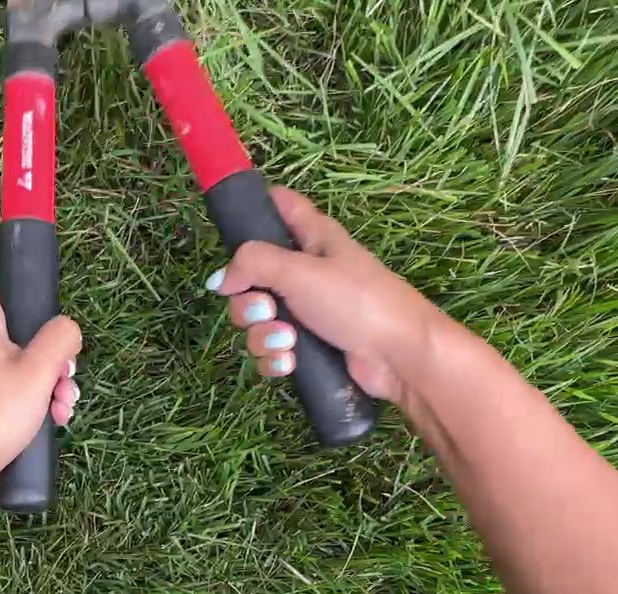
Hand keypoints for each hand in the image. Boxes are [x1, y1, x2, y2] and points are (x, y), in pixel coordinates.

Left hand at [0, 273, 81, 498]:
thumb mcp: (38, 372)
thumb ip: (60, 339)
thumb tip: (67, 330)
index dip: (20, 290)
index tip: (45, 317)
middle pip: (18, 331)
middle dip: (51, 357)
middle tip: (65, 381)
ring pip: (18, 363)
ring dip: (47, 384)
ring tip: (62, 411)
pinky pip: (6, 387)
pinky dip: (29, 399)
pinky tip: (51, 422)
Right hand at [208, 187, 474, 404]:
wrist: (397, 356)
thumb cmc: (357, 302)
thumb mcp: (301, 271)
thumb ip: (253, 264)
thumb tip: (220, 279)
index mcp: (312, 239)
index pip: (279, 206)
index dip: (253, 210)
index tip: (230, 227)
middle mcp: (306, 272)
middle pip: (251, 278)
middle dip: (247, 302)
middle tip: (265, 310)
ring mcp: (306, 312)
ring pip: (257, 321)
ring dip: (263, 336)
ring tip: (287, 343)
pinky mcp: (307, 347)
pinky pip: (271, 350)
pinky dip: (274, 358)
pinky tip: (290, 364)